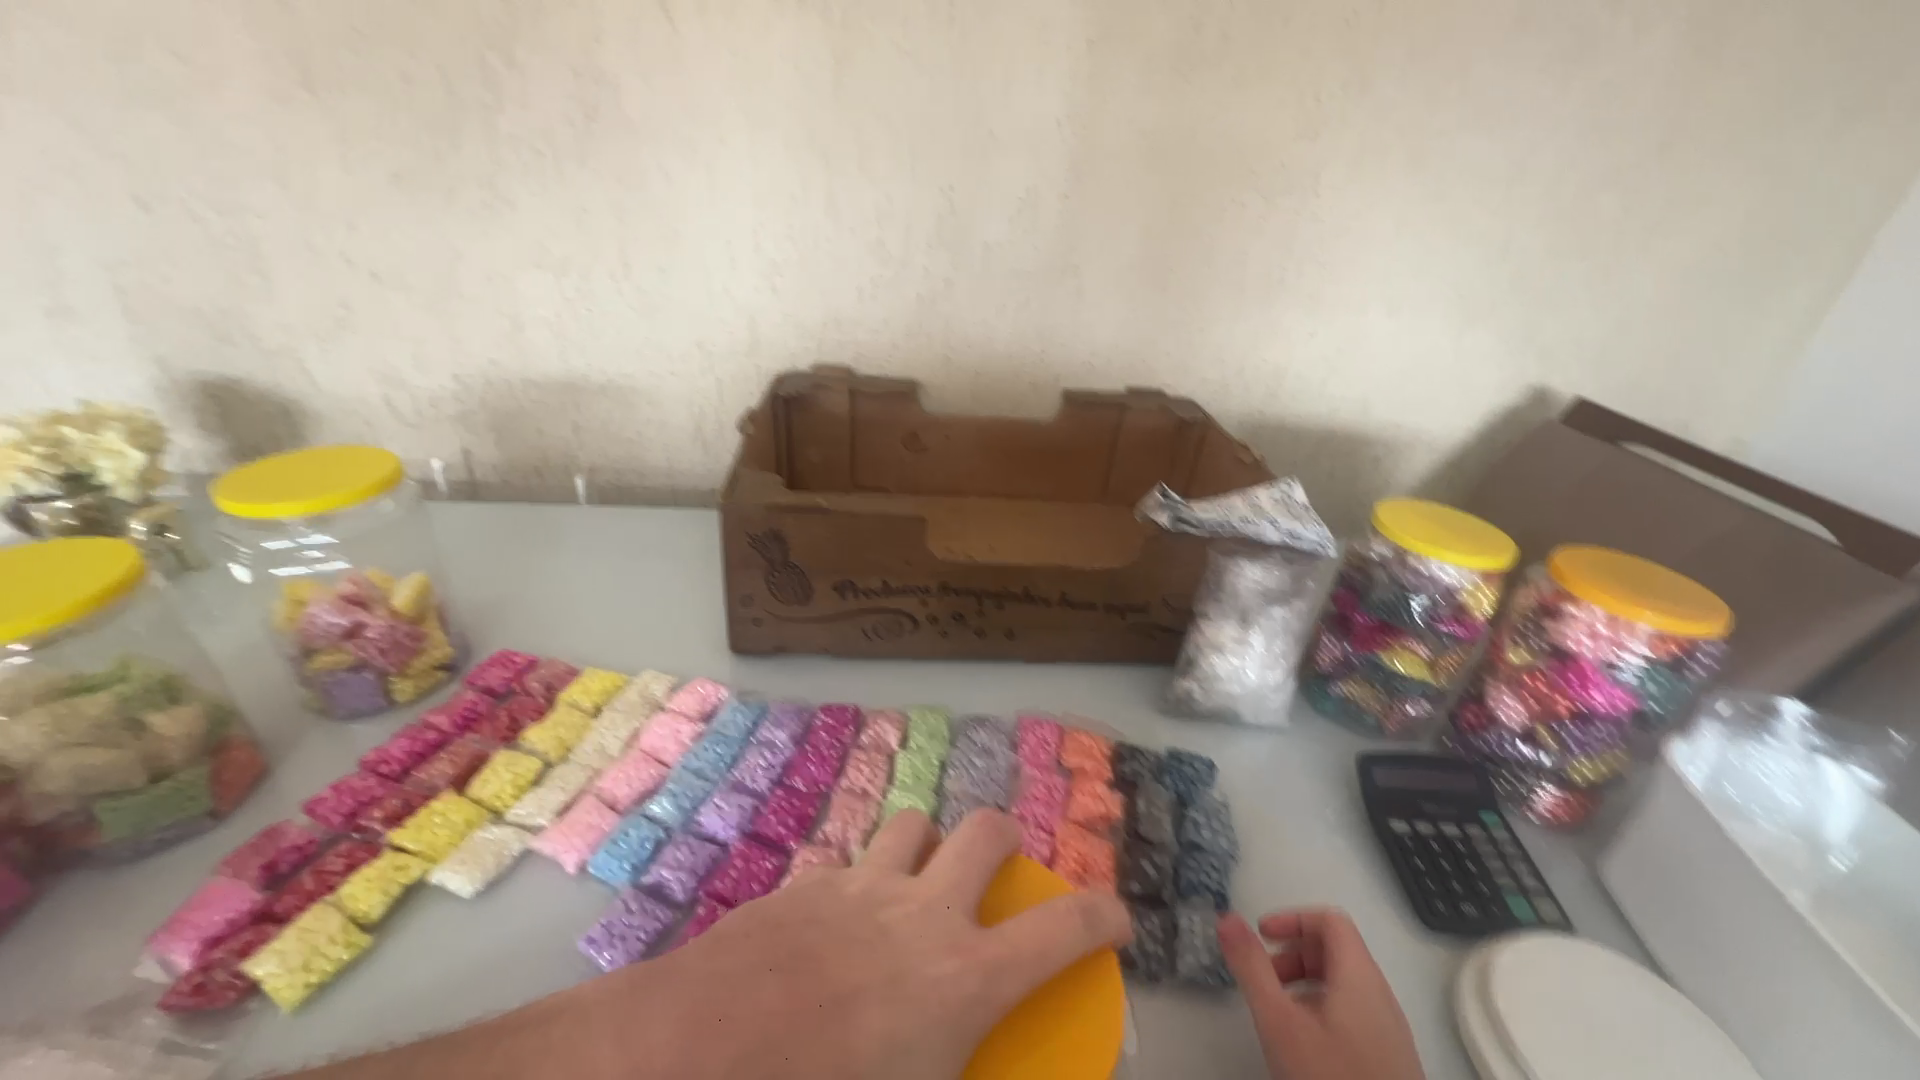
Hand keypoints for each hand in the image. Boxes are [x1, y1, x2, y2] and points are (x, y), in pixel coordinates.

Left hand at [602, 809, 1132, 1079]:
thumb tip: (964, 1055)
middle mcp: (924, 912)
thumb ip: (957, 1064)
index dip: (1105, 915)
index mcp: (966, 976)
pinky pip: (846, 861)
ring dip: (926, 845)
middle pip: (986, 832)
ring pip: (913, 824)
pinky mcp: (806, 883)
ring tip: (915, 878)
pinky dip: (858, 878)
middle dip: (1004, 840)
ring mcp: (862, 886)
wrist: (698, 1051)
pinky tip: (835, 917)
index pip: (1066, 928)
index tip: (1116, 917)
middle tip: (996, 869)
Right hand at [1219, 909, 1425, 1079]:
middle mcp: (1381, 995)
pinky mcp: (1390, 1057)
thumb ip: (1251, 967)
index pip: (1331, 920)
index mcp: (1360, 977)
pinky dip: (1322, 1007)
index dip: (1293, 919)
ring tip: (1279, 1011)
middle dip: (1293, 953)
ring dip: (1305, 981)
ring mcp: (1389, 1028)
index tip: (1262, 937)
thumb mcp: (1279, 1021)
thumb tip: (1227, 917)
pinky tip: (1303, 1043)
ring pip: (1344, 983)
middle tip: (1264, 978)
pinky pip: (1354, 1011)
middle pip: (1337, 949)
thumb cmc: (1329, 1077)